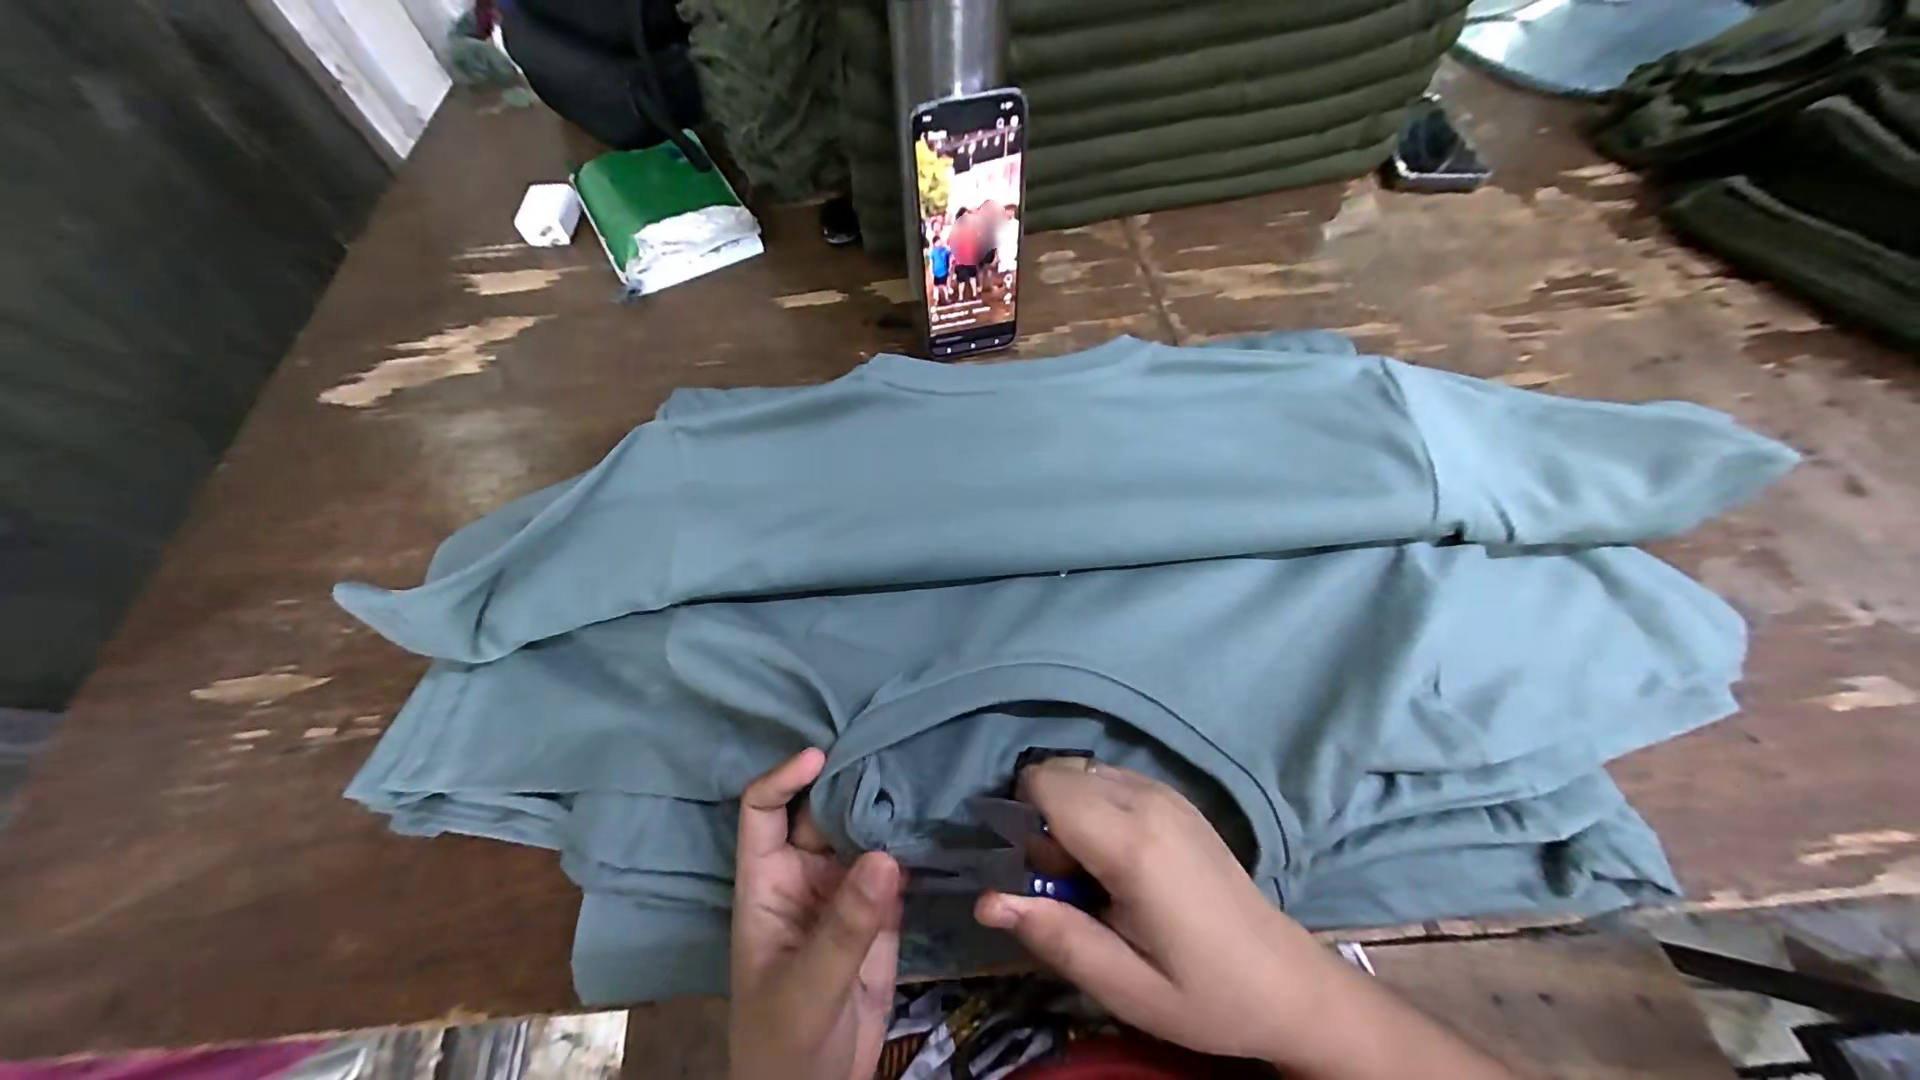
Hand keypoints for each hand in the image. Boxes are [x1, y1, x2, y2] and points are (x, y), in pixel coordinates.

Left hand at [729, 749, 904, 1079]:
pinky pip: (896, 863)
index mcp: (768, 883)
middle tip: (894, 746)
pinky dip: (915, 841)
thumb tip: (886, 855)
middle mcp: (805, 873)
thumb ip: (845, 926)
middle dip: (851, 779)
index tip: (822, 755)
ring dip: (888, 805)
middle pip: (823, 811)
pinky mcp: (881, 909)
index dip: (785, 778)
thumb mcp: (808, 990)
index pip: (762, 811)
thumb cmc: (786, 1047)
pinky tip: (939, 817)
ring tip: (923, 771)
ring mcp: (844, 889)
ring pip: (863, 831)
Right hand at [972, 758, 1335, 1064]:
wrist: (1285, 980)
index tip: (1039, 872)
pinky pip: (1107, 777)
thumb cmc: (1204, 994)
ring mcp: (1163, 791)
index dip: (1023, 822)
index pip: (1045, 786)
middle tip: (1067, 880)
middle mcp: (1146, 800)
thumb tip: (986, 901)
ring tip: (1093, 871)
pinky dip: (1092, 805)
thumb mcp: (1124, 987)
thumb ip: (1054, 936)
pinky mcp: (1173, 794)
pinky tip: (1116, 856)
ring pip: (1080, 771)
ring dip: (1066, 810)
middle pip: (1058, 773)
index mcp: (1132, 844)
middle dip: (1042, 817)